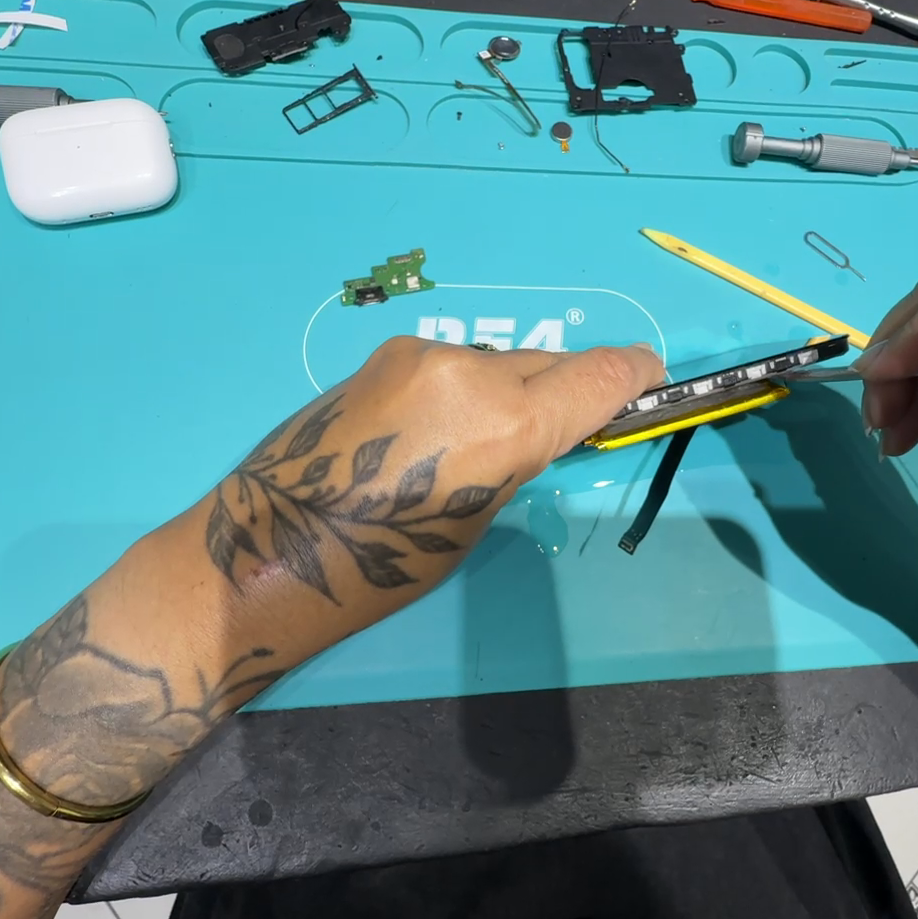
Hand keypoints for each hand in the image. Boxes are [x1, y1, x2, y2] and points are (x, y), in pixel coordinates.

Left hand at [170, 336, 666, 652]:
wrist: (265, 547)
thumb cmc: (381, 567)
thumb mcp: (477, 519)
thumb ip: (519, 455)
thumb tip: (542, 422)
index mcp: (503, 424)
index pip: (598, 377)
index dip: (635, 376)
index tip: (652, 379)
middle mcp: (468, 370)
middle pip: (552, 363)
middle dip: (572, 390)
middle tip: (573, 426)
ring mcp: (422, 353)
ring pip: (503, 361)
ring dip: (515, 389)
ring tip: (484, 440)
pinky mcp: (388, 352)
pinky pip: (458, 365)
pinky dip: (470, 389)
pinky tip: (438, 429)